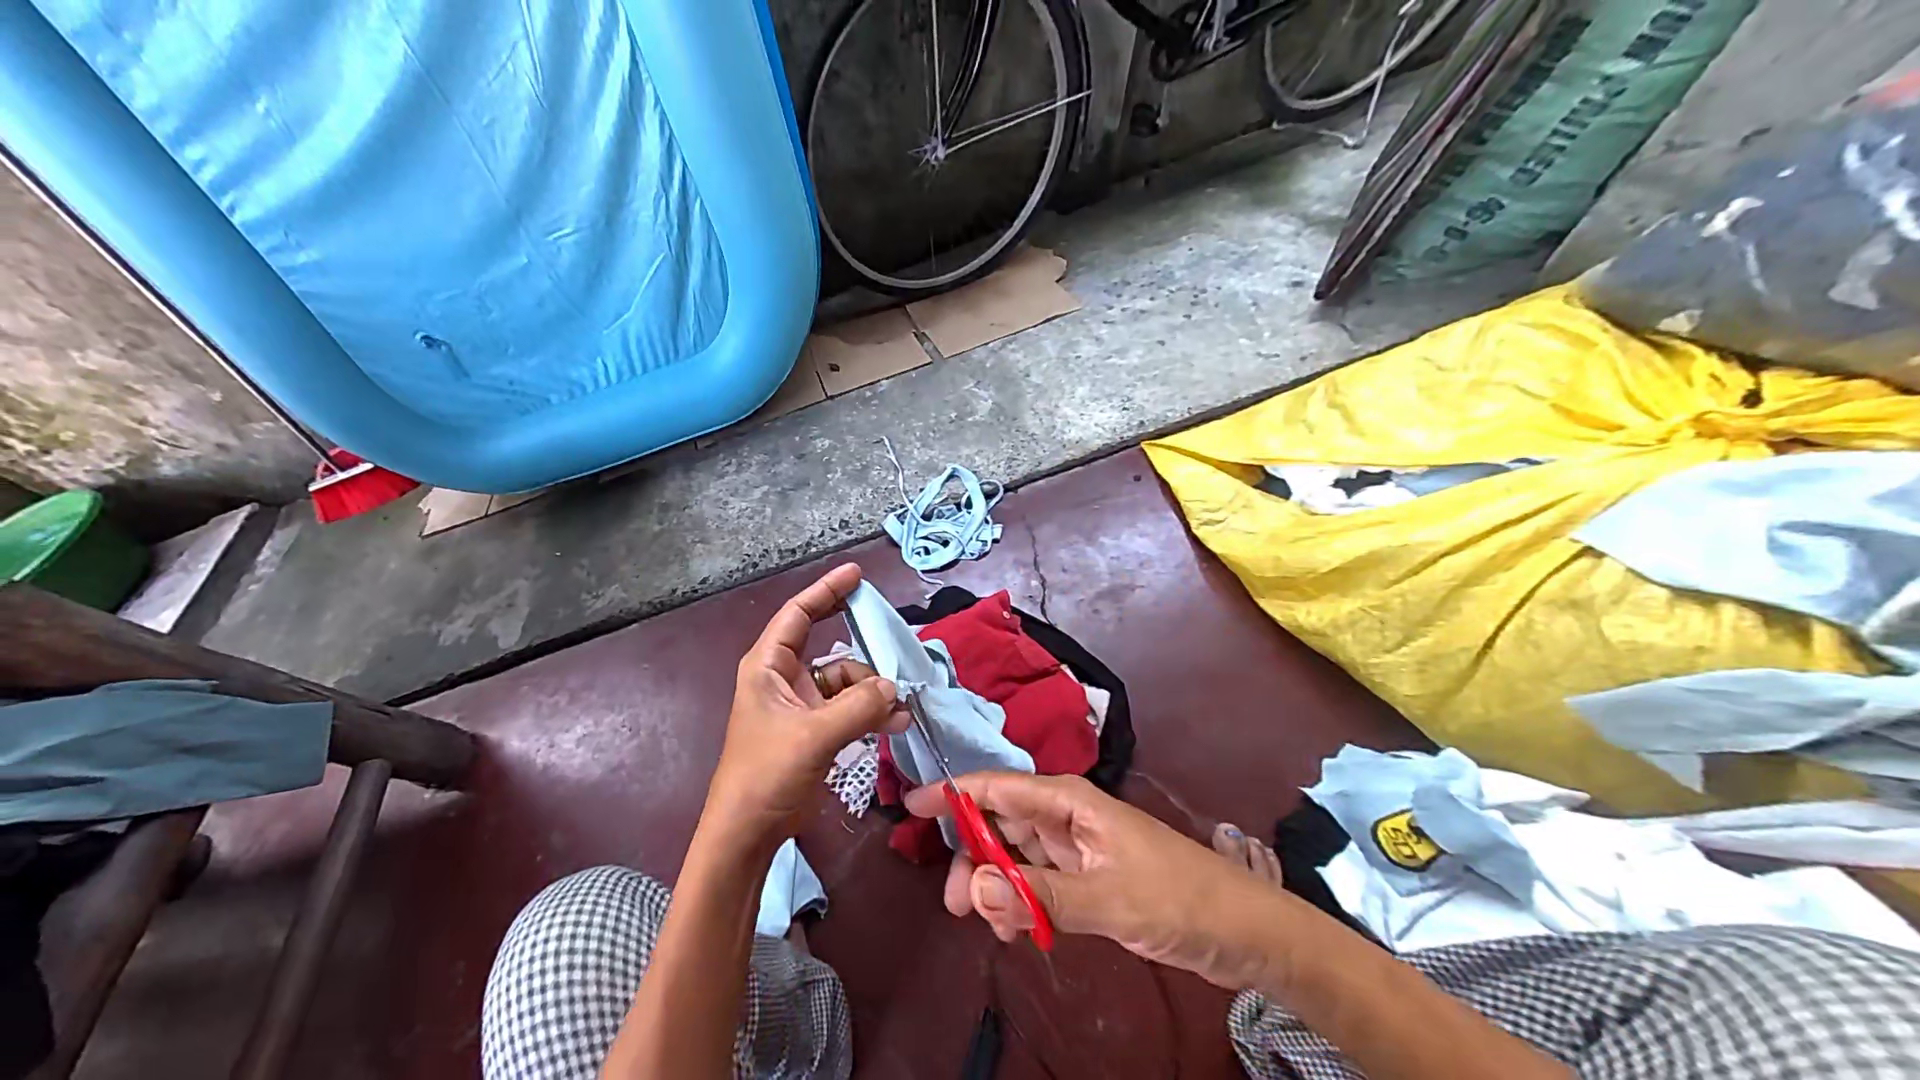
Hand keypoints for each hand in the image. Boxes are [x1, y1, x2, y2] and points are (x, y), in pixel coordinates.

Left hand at [704, 564, 907, 849]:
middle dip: (860, 647)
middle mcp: (785, 678)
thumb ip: (858, 707)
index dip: (826, 590)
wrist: (748, 832)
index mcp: (769, 666)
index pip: (798, 614)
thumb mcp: (813, 736)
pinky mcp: (816, 729)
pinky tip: (894, 722)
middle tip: (890, 642)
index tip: (856, 574)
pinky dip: (872, 712)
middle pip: (829, 645)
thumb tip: (893, 687)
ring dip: (873, 691)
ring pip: (847, 681)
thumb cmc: (765, 774)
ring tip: (899, 708)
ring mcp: (802, 705)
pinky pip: (851, 708)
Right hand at [905, 772, 1298, 991]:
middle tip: (957, 902)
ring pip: (1016, 856)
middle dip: (974, 854)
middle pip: (1000, 824)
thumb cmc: (1177, 896)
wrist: (1240, 928)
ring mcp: (1075, 850)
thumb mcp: (1109, 899)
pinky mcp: (1085, 880)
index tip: (910, 804)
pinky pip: (1036, 883)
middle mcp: (1066, 818)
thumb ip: (1041, 897)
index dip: (953, 792)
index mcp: (1070, 802)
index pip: (999, 787)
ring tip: (990, 924)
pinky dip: (1021, 902)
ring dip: (996, 884)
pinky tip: (1019, 928)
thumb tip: (977, 890)